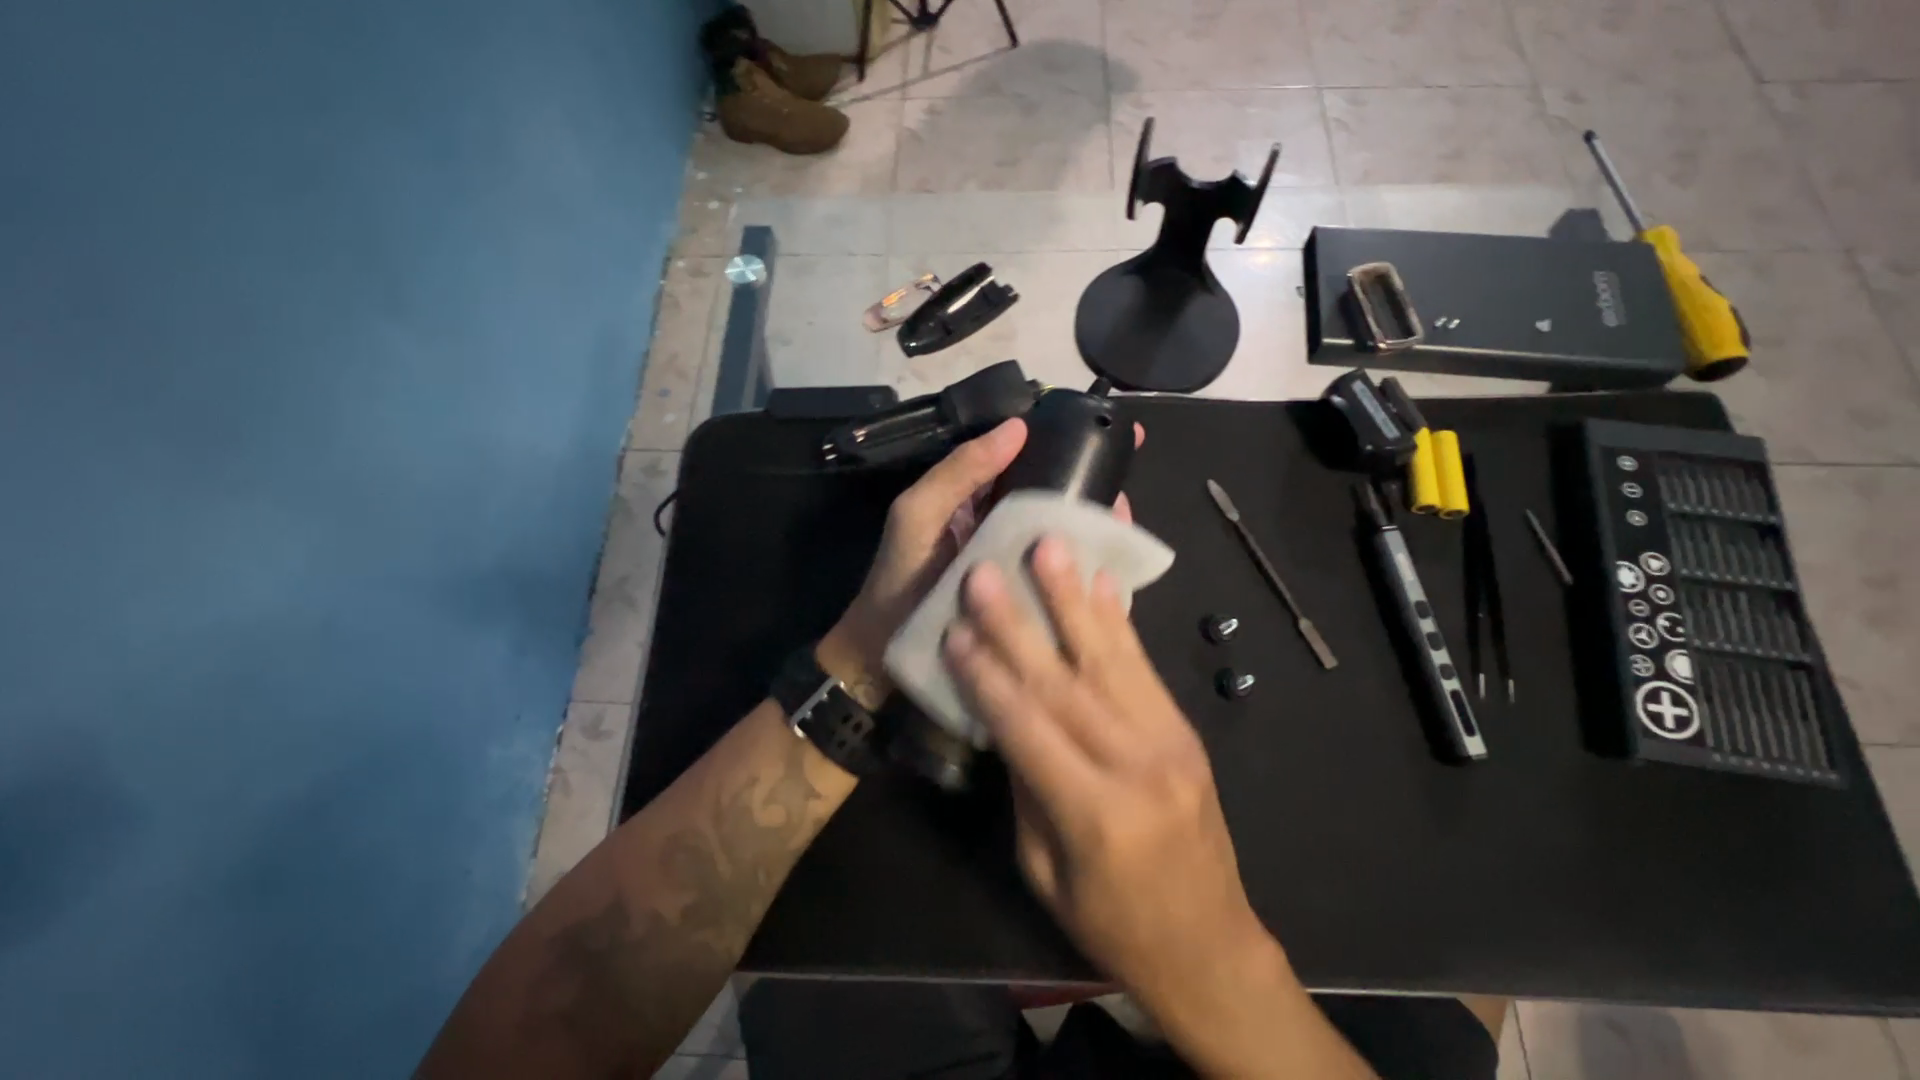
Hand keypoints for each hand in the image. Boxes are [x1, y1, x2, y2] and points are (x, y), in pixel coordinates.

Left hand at [821, 417, 1138, 709]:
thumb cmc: (900, 576)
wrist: (888, 652)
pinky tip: (1113, 552)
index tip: (1105, 426)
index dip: (1060, 437)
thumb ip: (959, 472)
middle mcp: (1000, 523)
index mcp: (974, 496)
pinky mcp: (1027, 595)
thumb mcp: (920, 514)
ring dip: (1091, 515)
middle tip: (1129, 462)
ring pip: (1061, 527)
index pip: (1023, 456)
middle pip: (1049, 490)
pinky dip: (1086, 556)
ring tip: (1126, 508)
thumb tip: (1017, 428)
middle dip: (1087, 475)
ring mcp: (1015, 560)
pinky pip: (1061, 567)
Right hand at [942, 538, 1291, 1063]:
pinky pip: (1147, 667)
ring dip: (1075, 598)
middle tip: (987, 569)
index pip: (1026, 725)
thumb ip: (1026, 785)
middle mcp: (1136, 763)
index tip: (953, 627)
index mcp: (1092, 811)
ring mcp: (1170, 741)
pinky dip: (1120, 621)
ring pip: (1111, 658)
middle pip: (1066, 680)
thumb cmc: (1111, 922)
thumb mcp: (1044, 869)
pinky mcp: (1187, 730)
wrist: (1208, 942)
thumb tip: (1004, 713)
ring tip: (1051, 544)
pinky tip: (1102, 582)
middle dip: (1020, 621)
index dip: (985, 674)